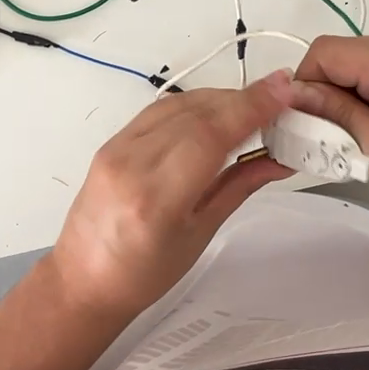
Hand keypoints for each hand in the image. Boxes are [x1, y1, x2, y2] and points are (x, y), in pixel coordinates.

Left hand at [50, 72, 293, 318]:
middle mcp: (132, 165)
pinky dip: (193, 105)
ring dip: (220, 99)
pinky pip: (158, 111)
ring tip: (255, 105)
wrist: (83, 279)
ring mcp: (116, 149)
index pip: (209, 135)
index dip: (250, 107)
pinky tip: (216, 111)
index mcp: (156, 199)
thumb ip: (239, 186)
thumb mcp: (200, 234)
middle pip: (196, 114)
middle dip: (243, 100)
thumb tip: (280, 157)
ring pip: (178, 105)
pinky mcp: (110, 142)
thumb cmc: (144, 274)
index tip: (284, 90)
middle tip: (281, 98)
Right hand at [290, 36, 368, 230]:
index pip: (325, 51)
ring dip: (350, 97)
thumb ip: (342, 117)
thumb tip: (295, 92)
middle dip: (324, 92)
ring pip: (367, 64)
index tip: (304, 127)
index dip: (303, 85)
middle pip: (345, 54)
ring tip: (358, 142)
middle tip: (327, 142)